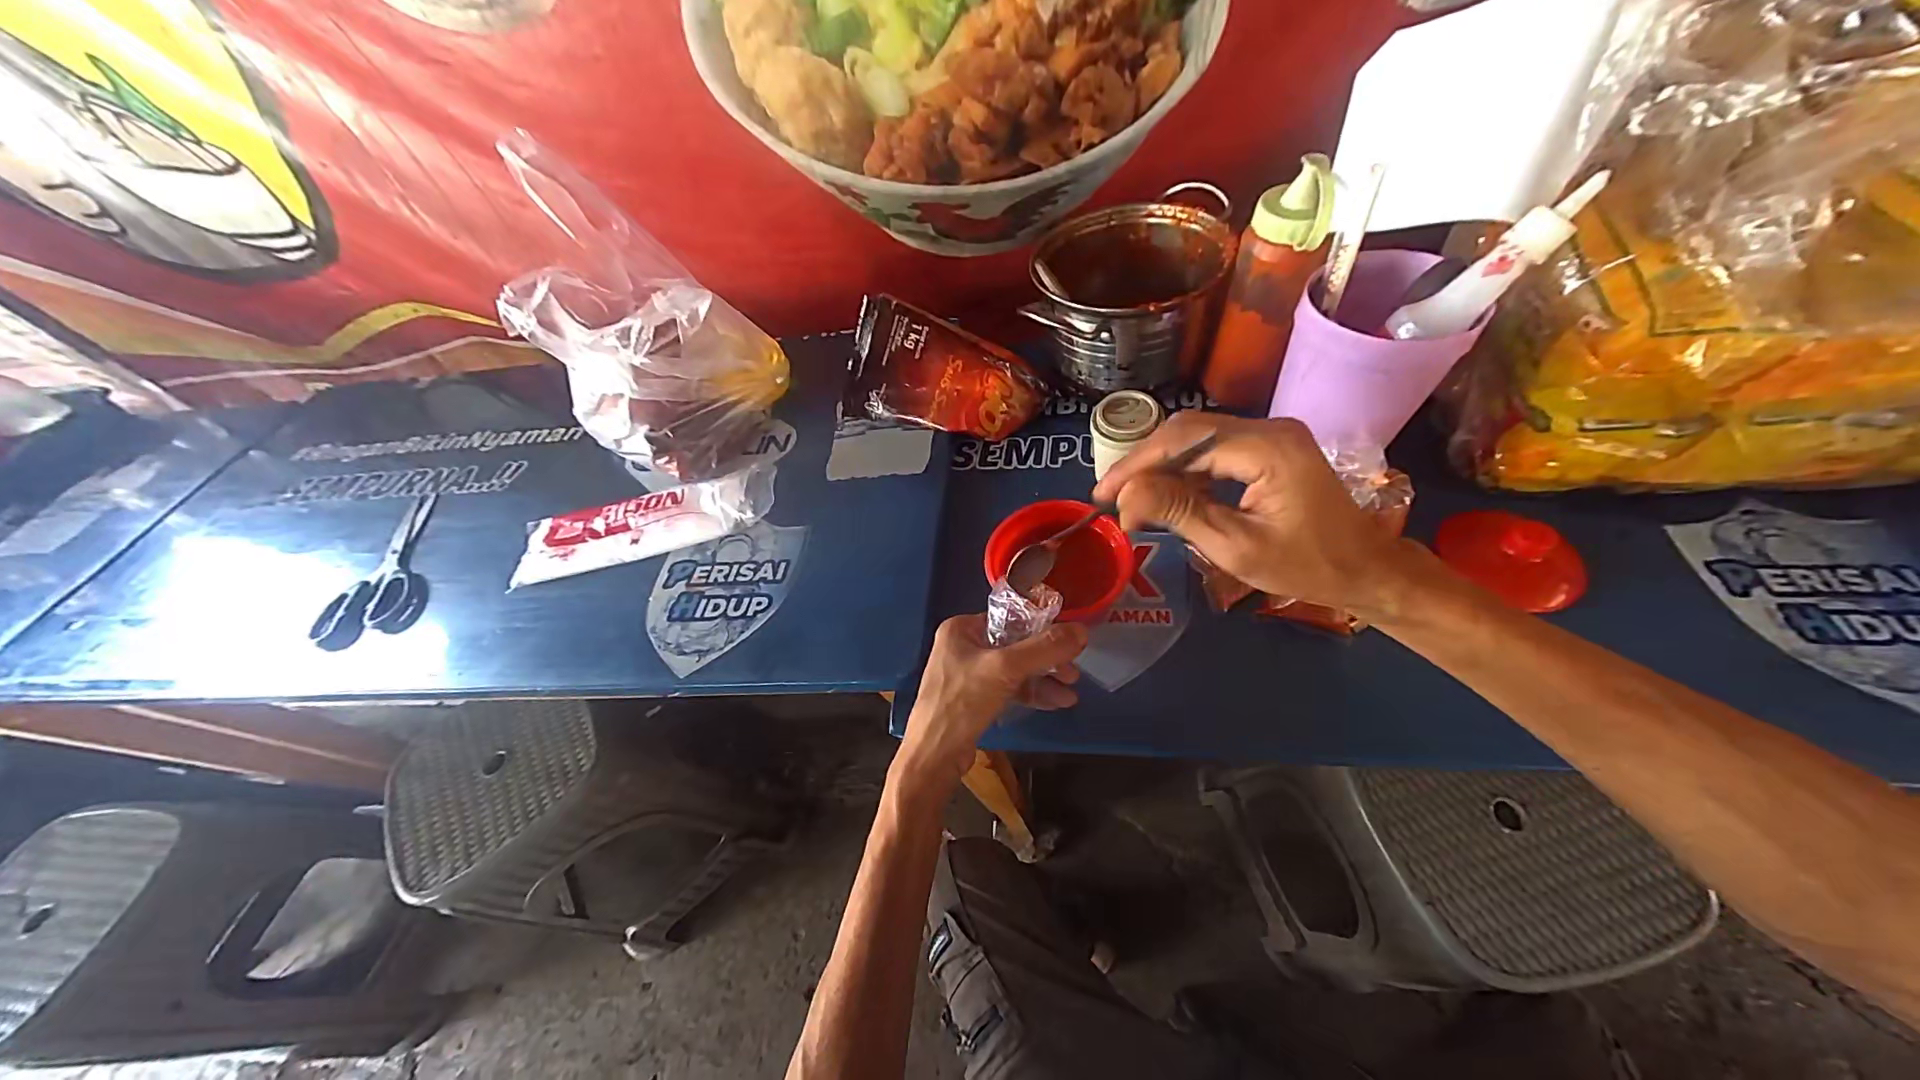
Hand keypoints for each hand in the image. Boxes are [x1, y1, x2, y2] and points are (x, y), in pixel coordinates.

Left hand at [895, 615, 1088, 793]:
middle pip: (1016, 645)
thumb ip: (1045, 648)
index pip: (1009, 618)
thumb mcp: (1006, 669)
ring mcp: (968, 675)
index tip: (1069, 641)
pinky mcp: (975, 700)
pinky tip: (1056, 702)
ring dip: (1044, 678)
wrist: (933, 757)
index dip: (1041, 628)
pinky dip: (1032, 693)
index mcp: (961, 628)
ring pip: (1016, 669)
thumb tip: (1081, 631)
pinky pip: (1009, 688)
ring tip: (1070, 691)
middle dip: (1047, 659)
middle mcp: (964, 647)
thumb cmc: (962, 703)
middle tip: (1072, 673)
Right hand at [1090, 412, 1411, 615]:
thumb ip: (1180, 513)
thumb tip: (1126, 496)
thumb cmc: (1307, 565)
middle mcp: (1269, 428)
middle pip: (1187, 431)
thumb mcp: (1236, 547)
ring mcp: (1271, 435)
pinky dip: (1185, 471)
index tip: (1103, 494)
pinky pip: (1214, 449)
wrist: (1366, 569)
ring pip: (1197, 438)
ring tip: (1132, 500)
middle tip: (1111, 497)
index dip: (1137, 465)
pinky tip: (1167, 496)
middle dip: (1143, 462)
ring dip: (1161, 466)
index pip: (1184, 441)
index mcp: (1268, 448)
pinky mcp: (1269, 448)